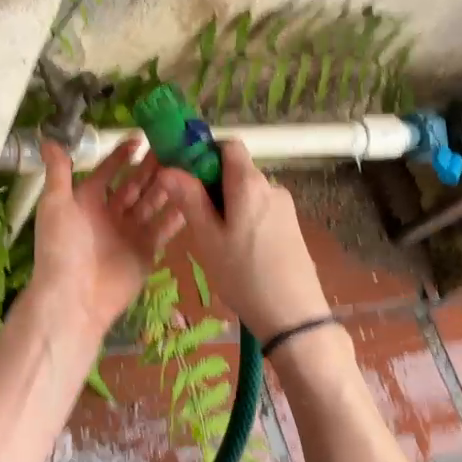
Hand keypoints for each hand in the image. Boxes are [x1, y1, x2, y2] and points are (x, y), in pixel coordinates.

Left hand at [28, 137, 184, 340]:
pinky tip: (195, 196)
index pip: (108, 171)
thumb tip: (48, 138)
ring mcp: (130, 231)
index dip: (122, 155)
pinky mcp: (147, 250)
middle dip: (151, 166)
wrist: (74, 298)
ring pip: (152, 202)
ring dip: (168, 185)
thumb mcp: (55, 205)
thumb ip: (58, 172)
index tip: (141, 137)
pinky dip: (177, 213)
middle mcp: (110, 213)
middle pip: (135, 184)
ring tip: (188, 166)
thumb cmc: (62, 247)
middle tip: (174, 147)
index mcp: (87, 200)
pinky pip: (164, 226)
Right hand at [156, 139, 328, 342]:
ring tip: (214, 242)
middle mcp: (271, 186)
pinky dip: (243, 219)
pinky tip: (236, 251)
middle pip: (236, 170)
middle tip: (194, 219)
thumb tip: (167, 169)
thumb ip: (189, 199)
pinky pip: (260, 210)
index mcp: (249, 183)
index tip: (185, 177)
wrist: (293, 316)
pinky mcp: (291, 227)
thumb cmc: (243, 275)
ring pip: (247, 193)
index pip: (228, 145)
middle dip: (211, 185)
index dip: (204, 153)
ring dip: (227, 206)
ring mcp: (284, 207)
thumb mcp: (208, 238)